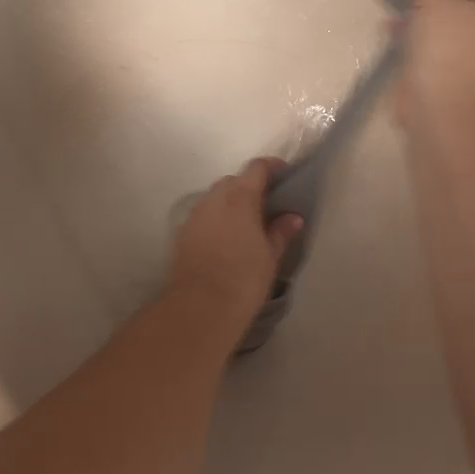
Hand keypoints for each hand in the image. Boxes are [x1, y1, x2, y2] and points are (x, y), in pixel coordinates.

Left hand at [167, 158, 304, 327]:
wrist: (200, 306)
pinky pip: (202, 216)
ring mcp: (194, 215)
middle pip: (233, 181)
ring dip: (230, 203)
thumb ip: (280, 232)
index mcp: (240, 197)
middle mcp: (214, 199)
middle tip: (265, 205)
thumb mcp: (270, 256)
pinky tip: (224, 239)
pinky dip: (215, 219)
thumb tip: (292, 218)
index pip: (256, 168)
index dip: (271, 167)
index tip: (284, 174)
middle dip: (249, 186)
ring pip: (215, 198)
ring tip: (245, 224)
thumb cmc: (243, 278)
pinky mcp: (181, 234)